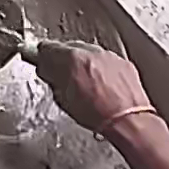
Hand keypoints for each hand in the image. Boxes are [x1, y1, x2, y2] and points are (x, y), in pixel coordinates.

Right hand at [33, 41, 158, 135]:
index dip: (42, 55)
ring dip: (82, 63)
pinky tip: (99, 84)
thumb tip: (48, 71)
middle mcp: (91, 52)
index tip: (40, 60)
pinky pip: (105, 60)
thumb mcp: (63, 99)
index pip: (48, 47)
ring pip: (88, 52)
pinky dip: (99, 68)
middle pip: (69, 47)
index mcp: (71, 58)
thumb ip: (53, 79)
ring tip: (83, 82)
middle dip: (63, 59)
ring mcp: (108, 56)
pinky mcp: (122, 62)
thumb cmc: (97, 114)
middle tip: (60, 74)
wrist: (128, 121)